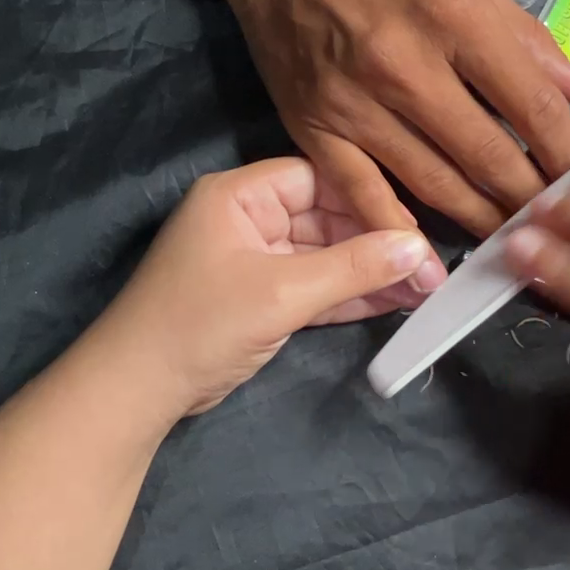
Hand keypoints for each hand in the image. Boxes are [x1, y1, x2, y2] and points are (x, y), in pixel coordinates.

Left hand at [87, 158, 435, 417]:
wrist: (139, 390)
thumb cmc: (202, 324)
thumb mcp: (281, 292)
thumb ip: (352, 269)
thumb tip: (419, 249)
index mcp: (239, 196)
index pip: (317, 179)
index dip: (368, 199)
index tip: (418, 224)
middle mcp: (247, 219)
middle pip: (325, 220)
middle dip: (376, 247)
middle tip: (431, 269)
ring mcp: (254, 261)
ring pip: (324, 258)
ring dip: (368, 275)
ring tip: (426, 290)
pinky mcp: (261, 298)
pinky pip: (313, 288)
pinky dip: (347, 297)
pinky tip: (393, 303)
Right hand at [210, 0, 569, 249]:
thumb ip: (522, 37)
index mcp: (452, 15)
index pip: (528, 103)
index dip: (566, 153)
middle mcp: (405, 65)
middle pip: (486, 155)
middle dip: (529, 199)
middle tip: (556, 226)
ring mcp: (355, 106)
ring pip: (433, 183)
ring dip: (480, 219)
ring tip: (511, 240)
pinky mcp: (316, 132)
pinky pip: (364, 195)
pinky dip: (398, 233)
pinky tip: (429, 263)